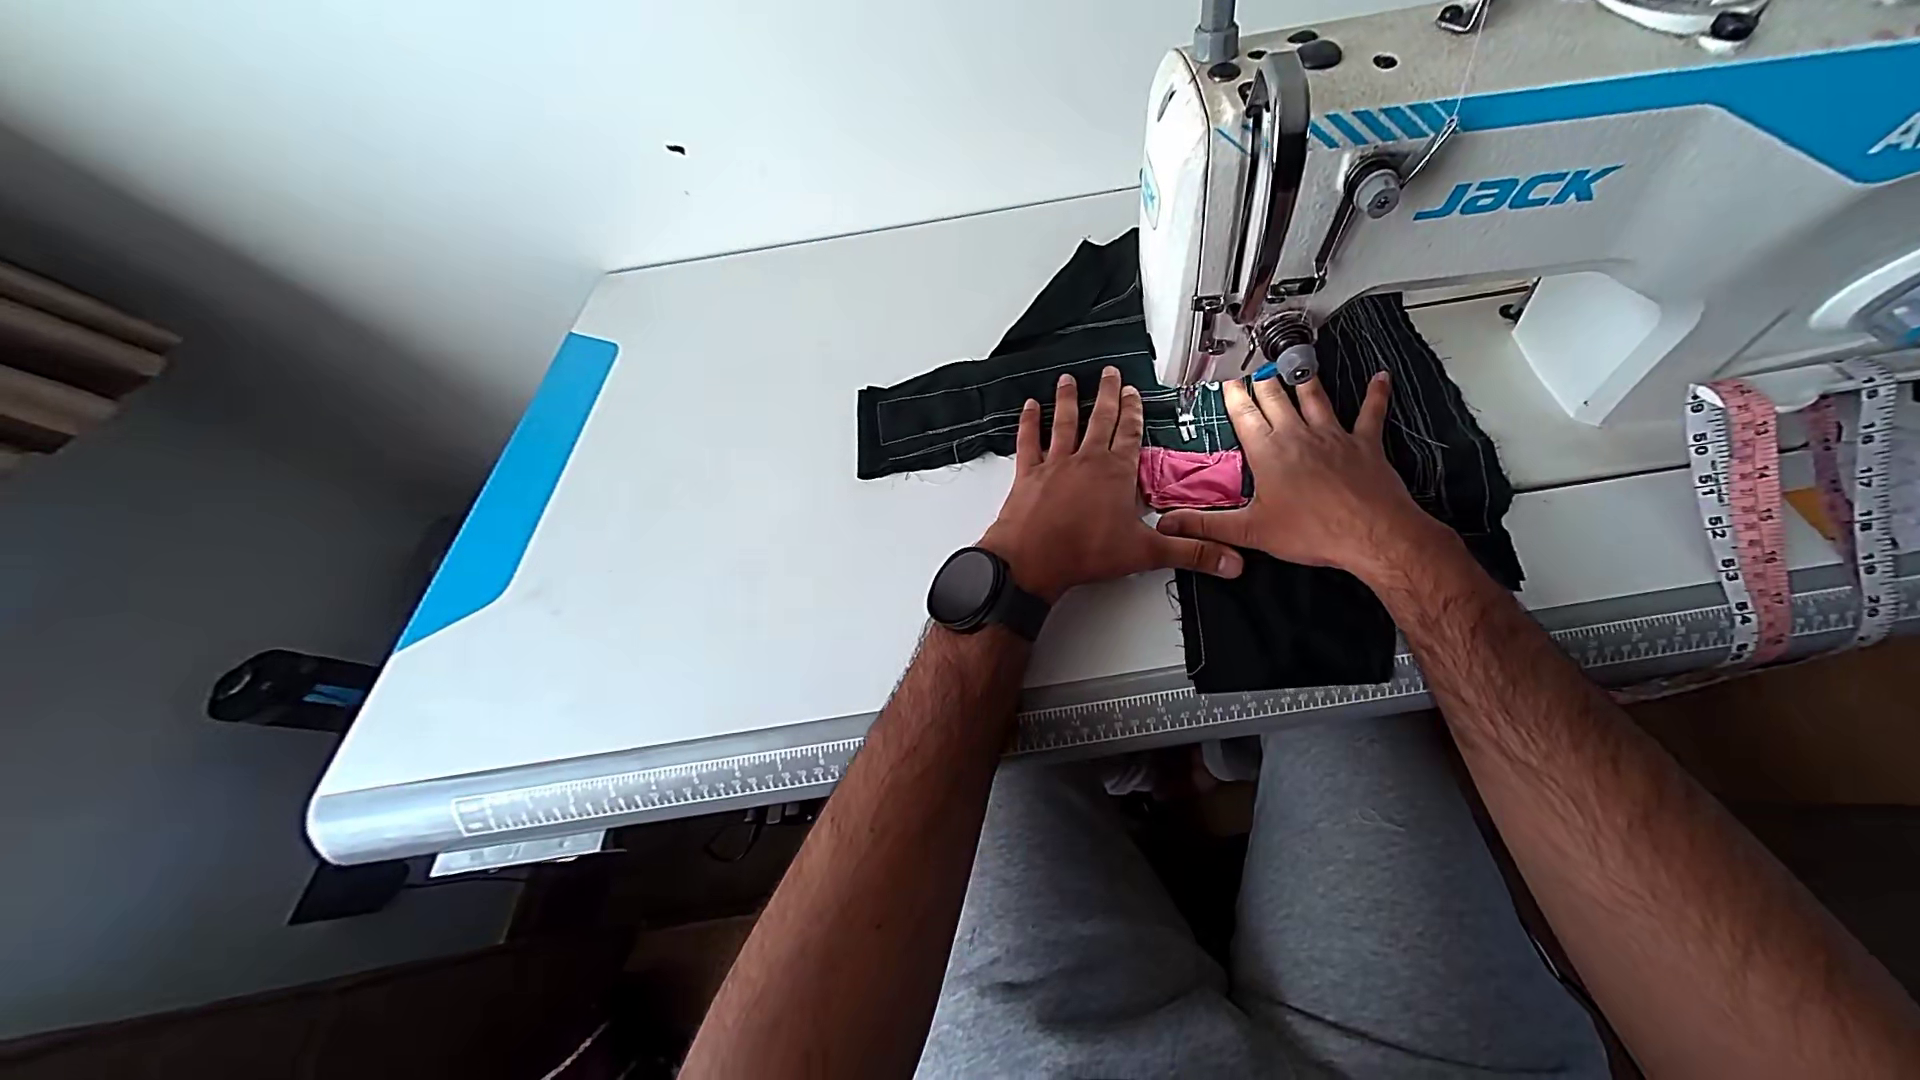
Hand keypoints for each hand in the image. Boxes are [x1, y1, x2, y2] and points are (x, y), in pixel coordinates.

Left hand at [979, 367, 1244, 602]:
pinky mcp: (1028, 474)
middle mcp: (1086, 460)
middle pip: (1100, 420)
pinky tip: (1029, 408)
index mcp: (1116, 472)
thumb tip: (1229, 561)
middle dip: (1108, 395)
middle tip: (1109, 374)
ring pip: (1064, 423)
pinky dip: (1028, 423)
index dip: (1134, 412)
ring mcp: (1054, 464)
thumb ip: (1189, 551)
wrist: (1032, 561)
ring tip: (1069, 381)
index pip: (1130, 434)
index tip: (1134, 393)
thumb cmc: (1084, 553)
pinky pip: (1028, 441)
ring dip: (1069, 400)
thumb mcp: (1144, 553)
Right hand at [1156, 372, 1446, 582]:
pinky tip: (1379, 379)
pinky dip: (1375, 394)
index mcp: (1268, 453)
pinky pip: (1370, 412)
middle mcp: (1299, 436)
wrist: (1372, 535)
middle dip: (1263, 381)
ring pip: (1315, 398)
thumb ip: (1205, 526)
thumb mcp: (1248, 531)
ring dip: (1303, 380)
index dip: (1234, 396)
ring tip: (1295, 365)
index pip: (1244, 415)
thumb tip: (1170, 525)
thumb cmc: (1315, 531)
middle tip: (1255, 369)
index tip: (1229, 382)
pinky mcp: (1365, 445)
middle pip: (1276, 398)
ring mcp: (1333, 436)